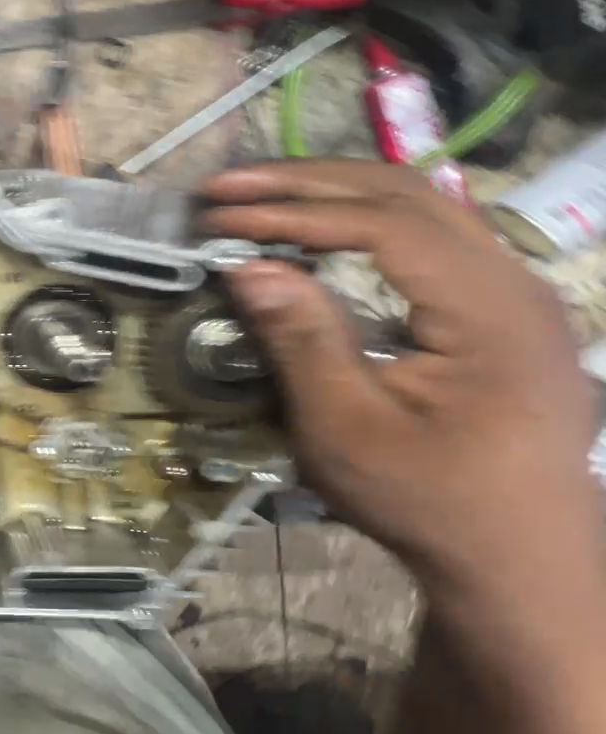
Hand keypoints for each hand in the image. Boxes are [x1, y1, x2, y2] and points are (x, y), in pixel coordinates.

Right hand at [201, 161, 601, 595]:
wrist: (514, 551)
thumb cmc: (426, 496)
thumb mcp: (346, 427)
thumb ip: (302, 339)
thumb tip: (245, 266)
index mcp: (493, 315)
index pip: (387, 226)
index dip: (293, 214)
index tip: (217, 219)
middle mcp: (516, 285)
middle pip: (409, 195)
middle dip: (305, 183)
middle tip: (220, 188)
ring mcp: (514, 292)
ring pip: (423, 203)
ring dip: (330, 190)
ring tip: (253, 194)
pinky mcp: (496, 306)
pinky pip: (428, 232)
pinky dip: (358, 215)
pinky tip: (310, 224)